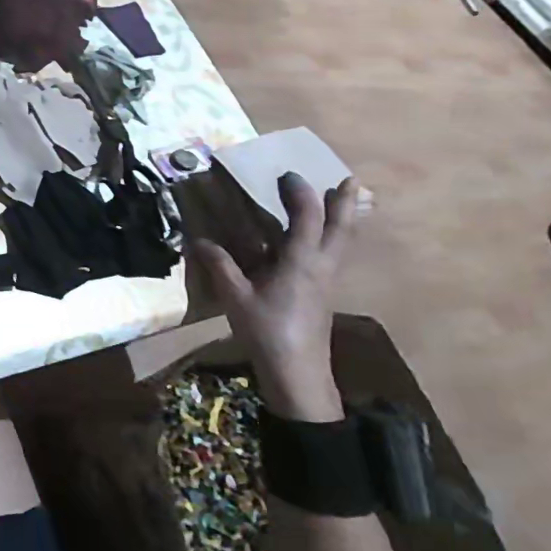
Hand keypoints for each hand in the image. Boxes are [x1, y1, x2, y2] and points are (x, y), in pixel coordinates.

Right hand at [189, 174, 357, 421]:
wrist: (298, 375)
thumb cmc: (267, 332)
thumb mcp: (236, 298)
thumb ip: (220, 266)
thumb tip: (200, 240)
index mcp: (301, 262)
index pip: (307, 216)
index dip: (299, 192)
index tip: (287, 175)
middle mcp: (321, 266)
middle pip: (341, 227)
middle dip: (344, 202)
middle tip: (350, 180)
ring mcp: (327, 282)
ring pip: (343, 242)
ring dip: (344, 218)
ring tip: (344, 201)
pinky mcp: (324, 295)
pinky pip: (335, 256)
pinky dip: (334, 238)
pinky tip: (322, 241)